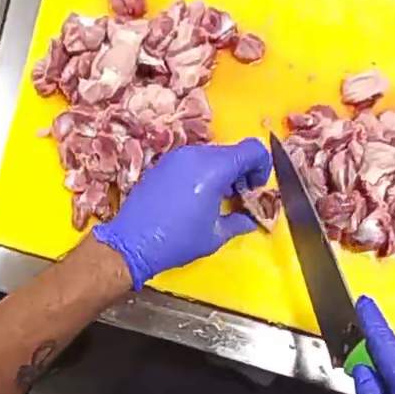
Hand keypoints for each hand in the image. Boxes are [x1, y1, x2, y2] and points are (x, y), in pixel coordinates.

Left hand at [91, 138, 271, 289]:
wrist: (132, 243)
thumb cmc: (176, 241)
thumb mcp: (214, 236)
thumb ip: (238, 222)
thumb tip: (249, 220)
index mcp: (214, 168)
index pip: (252, 150)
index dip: (262, 167)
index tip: (256, 188)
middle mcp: (195, 155)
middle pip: (230, 152)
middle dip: (240, 172)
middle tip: (238, 197)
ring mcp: (176, 157)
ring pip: (210, 156)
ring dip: (220, 173)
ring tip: (216, 200)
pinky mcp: (162, 165)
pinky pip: (190, 162)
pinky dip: (200, 173)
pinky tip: (195, 198)